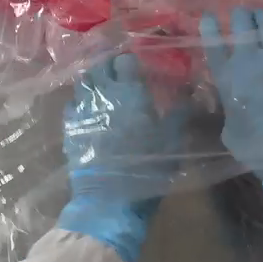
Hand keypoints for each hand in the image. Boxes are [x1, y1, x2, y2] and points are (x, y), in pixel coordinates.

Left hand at [57, 53, 186, 261]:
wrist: (109, 200)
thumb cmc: (146, 167)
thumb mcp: (172, 141)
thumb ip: (181, 114)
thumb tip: (193, 95)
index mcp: (130, 92)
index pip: (125, 61)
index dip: (130, 61)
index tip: (136, 64)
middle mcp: (103, 94)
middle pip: (100, 65)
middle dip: (109, 64)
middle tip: (118, 70)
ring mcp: (82, 109)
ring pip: (84, 82)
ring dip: (93, 79)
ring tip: (102, 84)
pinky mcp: (69, 127)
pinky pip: (73, 103)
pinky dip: (80, 100)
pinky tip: (88, 107)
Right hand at [200, 7, 262, 206]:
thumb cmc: (254, 147)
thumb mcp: (230, 130)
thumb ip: (229, 108)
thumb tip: (232, 103)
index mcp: (227, 77)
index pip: (214, 44)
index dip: (209, 27)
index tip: (208, 16)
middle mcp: (250, 61)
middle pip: (242, 25)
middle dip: (239, 15)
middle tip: (240, 13)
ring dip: (262, 16)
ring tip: (260, 13)